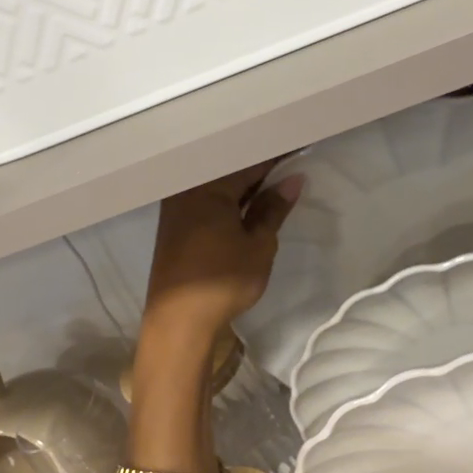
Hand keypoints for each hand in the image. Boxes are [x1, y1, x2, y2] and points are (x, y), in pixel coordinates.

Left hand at [144, 163, 302, 335]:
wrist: (178, 322)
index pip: (248, 163)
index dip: (276, 158)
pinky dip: (228, 200)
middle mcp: (187, 191)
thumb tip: (293, 179)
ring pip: (216, 187)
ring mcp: (176, 209)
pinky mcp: (174, 228)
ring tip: (274, 183)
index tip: (299, 150)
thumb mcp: (258, 245)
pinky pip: (206, 201)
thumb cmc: (222, 280)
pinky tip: (246, 205)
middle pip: (228, 171)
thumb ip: (273, 209)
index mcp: (208, 188)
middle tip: (291, 164)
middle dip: (259, 169)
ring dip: (243, 186)